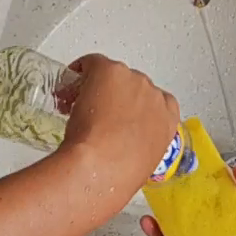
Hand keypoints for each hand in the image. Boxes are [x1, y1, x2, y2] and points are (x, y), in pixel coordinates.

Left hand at [57, 54, 181, 193]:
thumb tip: (118, 149)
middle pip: (132, 85)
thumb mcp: (140, 165)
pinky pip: (92, 62)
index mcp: (168, 119)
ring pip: (112, 74)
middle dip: (115, 96)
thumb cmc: (119, 173)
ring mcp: (132, 80)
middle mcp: (153, 94)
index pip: (159, 101)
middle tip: (95, 112)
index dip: (136, 105)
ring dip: (98, 85)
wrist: (103, 165)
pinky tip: (67, 84)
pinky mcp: (109, 70)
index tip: (121, 114)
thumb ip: (136, 148)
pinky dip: (79, 70)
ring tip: (78, 104)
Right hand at [142, 165, 235, 235]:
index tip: (198, 164)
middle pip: (203, 205)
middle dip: (189, 191)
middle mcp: (230, 229)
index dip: (214, 178)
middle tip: (172, 176)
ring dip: (172, 212)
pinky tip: (152, 226)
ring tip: (157, 195)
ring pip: (187, 224)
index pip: (227, 191)